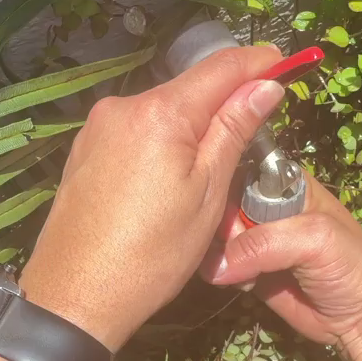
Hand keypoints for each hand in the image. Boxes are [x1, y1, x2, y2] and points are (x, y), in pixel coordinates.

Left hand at [19, 44, 286, 349]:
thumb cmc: (152, 254)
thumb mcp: (207, 194)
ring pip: (161, 110)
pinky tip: (169, 174)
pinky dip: (162, 139)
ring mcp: (97, 127)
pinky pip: (135, 130)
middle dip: (225, 98)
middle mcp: (122, 106)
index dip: (258, 63)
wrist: (74, 297)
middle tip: (258, 123)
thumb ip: (234, 131)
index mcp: (159, 113)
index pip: (221, 68)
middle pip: (188, 88)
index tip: (287, 64)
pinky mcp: (84, 149)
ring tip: (214, 161)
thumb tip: (266, 86)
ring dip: (192, 123)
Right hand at [201, 178, 361, 360]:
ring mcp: (254, 239)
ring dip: (221, 255)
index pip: (239, 172)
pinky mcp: (246, 269)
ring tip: (245, 271)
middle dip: (223, 228)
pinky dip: (221, 274)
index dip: (227, 191)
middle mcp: (265, 206)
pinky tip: (243, 284)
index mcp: (286, 185)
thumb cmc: (351, 267)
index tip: (233, 216)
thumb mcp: (316, 240)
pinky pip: (217, 264)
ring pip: (215, 236)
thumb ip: (266, 242)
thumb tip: (217, 265)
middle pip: (221, 204)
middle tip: (241, 250)